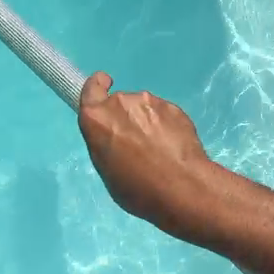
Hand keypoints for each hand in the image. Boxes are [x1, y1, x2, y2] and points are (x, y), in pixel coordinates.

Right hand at [77, 72, 222, 237]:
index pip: (91, 88)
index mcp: (96, 117)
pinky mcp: (175, 108)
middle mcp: (120, 102)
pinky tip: (174, 147)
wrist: (182, 188)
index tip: (104, 86)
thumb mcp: (104, 167)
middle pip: (118, 102)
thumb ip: (105, 141)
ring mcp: (150, 102)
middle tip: (135, 142)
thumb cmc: (134, 186)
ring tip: (159, 148)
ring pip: (143, 108)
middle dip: (125, 117)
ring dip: (146, 121)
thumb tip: (116, 137)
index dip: (97, 85)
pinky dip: (166, 125)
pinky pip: (164, 114)